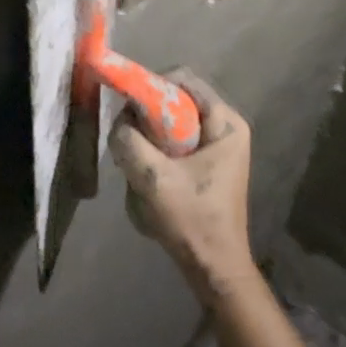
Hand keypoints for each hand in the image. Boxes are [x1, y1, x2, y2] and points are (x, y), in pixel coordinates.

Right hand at [109, 68, 255, 303]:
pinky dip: (155, 154)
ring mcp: (217, 147)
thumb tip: (119, 125)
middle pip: (174, 101)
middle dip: (146, 118)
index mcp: (226, 123)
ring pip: (169, 123)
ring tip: (139, 166)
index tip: (129, 111)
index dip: (151, 87)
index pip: (181, 79)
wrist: (214, 267)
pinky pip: (172, 143)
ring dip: (148, 140)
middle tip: (131, 143)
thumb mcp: (152, 178)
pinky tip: (148, 179)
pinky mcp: (205, 164)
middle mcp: (225, 128)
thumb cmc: (191, 219)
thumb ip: (128, 141)